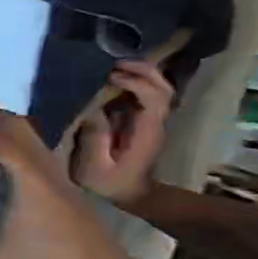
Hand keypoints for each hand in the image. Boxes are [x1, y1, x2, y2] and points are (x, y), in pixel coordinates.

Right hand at [70, 60, 173, 206]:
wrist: (129, 195)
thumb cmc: (109, 183)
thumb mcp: (94, 166)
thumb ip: (95, 137)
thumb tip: (93, 108)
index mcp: (147, 132)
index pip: (154, 98)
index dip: (136, 83)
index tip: (111, 78)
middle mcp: (155, 122)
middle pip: (164, 88)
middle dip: (144, 71)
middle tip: (115, 63)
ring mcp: (152, 121)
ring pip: (161, 88)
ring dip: (143, 73)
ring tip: (115, 67)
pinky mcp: (143, 121)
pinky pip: (147, 94)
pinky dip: (136, 81)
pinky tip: (116, 79)